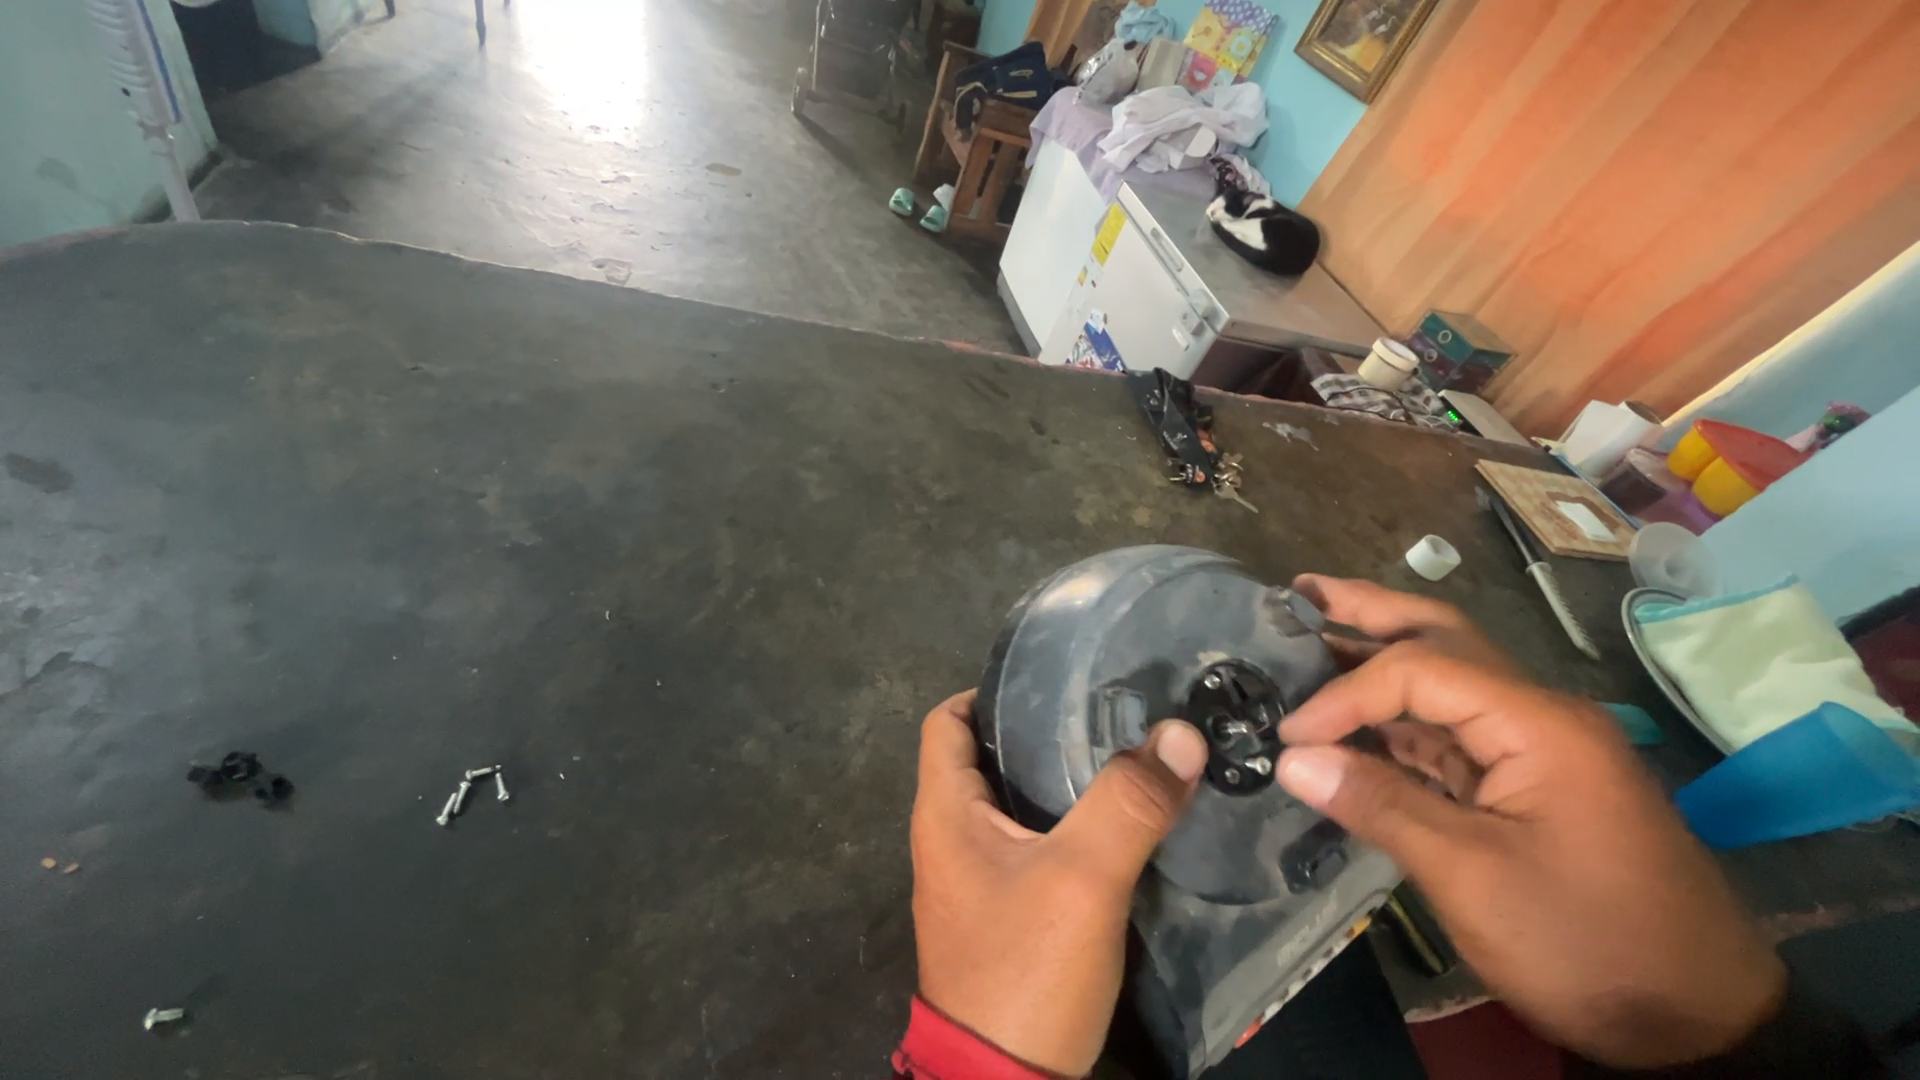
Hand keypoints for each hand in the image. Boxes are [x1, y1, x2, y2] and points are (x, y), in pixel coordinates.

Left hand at [910, 690, 1207, 1075]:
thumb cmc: (1025, 967)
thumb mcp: (1081, 878)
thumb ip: (1128, 804)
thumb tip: (1179, 733)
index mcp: (944, 812)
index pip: (949, 720)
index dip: (990, 692)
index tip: (1051, 681)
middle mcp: (949, 836)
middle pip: (984, 756)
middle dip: (1037, 730)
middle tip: (1102, 711)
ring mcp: (974, 876)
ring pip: (1011, 801)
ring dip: (1054, 778)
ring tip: (1116, 754)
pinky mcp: (1002, 909)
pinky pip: (1029, 843)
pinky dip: (1062, 822)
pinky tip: (1112, 822)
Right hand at [1275, 577, 1786, 1067]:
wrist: (1697, 1027)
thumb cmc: (1586, 944)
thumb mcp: (1472, 878)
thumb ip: (1379, 804)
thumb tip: (1291, 759)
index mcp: (1537, 723)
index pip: (1420, 671)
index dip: (1344, 695)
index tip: (1290, 736)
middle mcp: (1537, 715)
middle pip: (1443, 638)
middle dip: (1370, 611)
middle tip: (1302, 590)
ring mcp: (1532, 747)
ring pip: (1444, 678)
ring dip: (1378, 653)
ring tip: (1314, 627)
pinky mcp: (1521, 780)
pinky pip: (1446, 729)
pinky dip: (1392, 713)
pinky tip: (1349, 712)